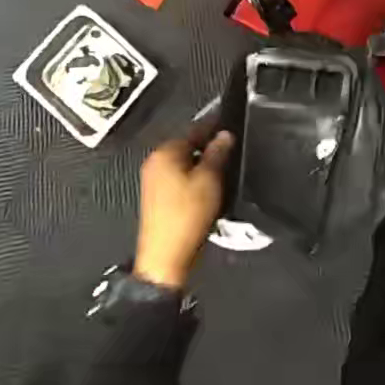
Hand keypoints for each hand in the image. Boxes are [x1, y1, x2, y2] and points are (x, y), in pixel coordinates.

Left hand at [133, 122, 235, 289]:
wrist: (166, 257)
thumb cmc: (186, 217)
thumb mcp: (210, 179)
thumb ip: (218, 153)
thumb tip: (224, 135)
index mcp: (165, 153)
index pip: (194, 129)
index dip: (214, 128)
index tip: (230, 127)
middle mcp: (155, 163)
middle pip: (188, 146)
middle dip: (209, 149)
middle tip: (230, 152)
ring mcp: (154, 181)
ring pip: (185, 163)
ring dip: (202, 165)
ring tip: (222, 173)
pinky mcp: (158, 198)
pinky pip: (180, 179)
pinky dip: (194, 179)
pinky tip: (208, 190)